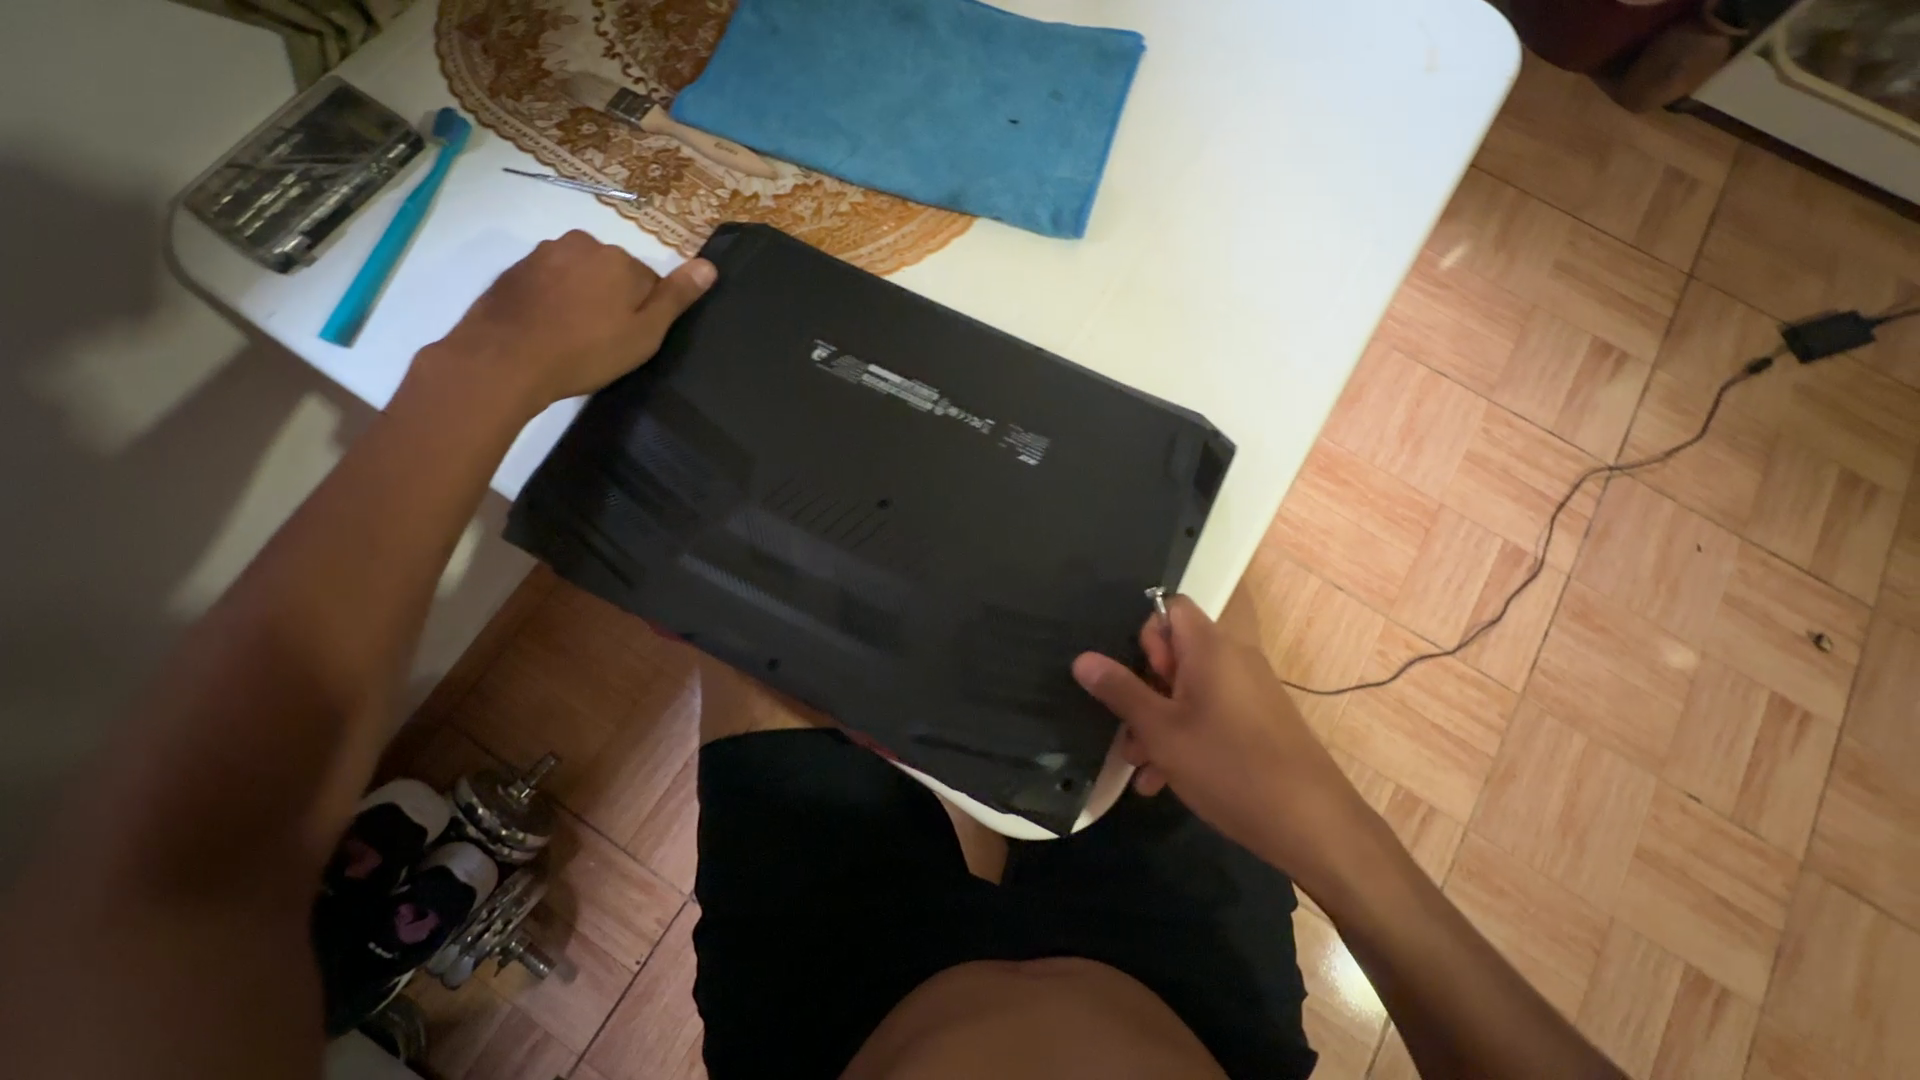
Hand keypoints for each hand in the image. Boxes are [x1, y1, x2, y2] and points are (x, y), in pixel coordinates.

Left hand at [430, 230, 716, 410]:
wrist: (504, 360)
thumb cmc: (586, 351)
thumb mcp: (644, 333)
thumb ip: (676, 297)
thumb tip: (709, 265)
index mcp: (619, 259)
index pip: (649, 283)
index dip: (644, 314)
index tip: (629, 340)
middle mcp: (582, 244)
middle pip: (612, 274)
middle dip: (612, 300)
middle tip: (601, 342)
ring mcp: (543, 254)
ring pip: (578, 276)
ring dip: (581, 299)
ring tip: (571, 338)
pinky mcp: (514, 271)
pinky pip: (548, 283)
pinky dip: (552, 302)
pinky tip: (547, 332)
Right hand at [1071, 595, 1361, 872]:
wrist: (1312, 824)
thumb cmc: (1229, 766)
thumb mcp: (1161, 731)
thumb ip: (1119, 691)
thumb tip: (1082, 658)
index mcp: (1210, 647)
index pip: (1169, 608)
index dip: (1142, 636)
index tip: (1130, 678)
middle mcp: (1232, 659)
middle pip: (1173, 655)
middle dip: (1141, 692)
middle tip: (1124, 733)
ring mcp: (1248, 692)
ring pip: (1187, 692)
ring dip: (1157, 724)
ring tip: (1139, 768)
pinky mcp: (1257, 723)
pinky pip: (1209, 716)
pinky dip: (1184, 738)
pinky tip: (1162, 782)